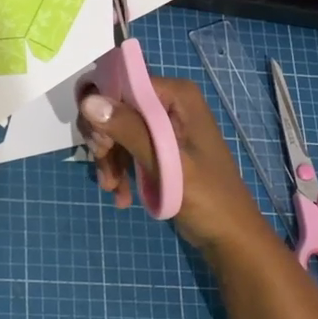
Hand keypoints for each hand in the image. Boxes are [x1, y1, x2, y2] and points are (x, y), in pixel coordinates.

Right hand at [78, 76, 267, 251]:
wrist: (228, 234)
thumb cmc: (207, 198)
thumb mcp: (166, 163)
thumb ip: (129, 130)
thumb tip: (89, 100)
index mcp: (177, 96)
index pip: (123, 84)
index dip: (103, 111)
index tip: (99, 145)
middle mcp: (169, 103)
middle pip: (115, 107)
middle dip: (104, 141)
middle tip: (107, 173)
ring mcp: (163, 125)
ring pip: (115, 129)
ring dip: (109, 160)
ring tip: (113, 189)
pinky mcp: (158, 146)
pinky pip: (124, 147)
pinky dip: (118, 168)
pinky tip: (121, 194)